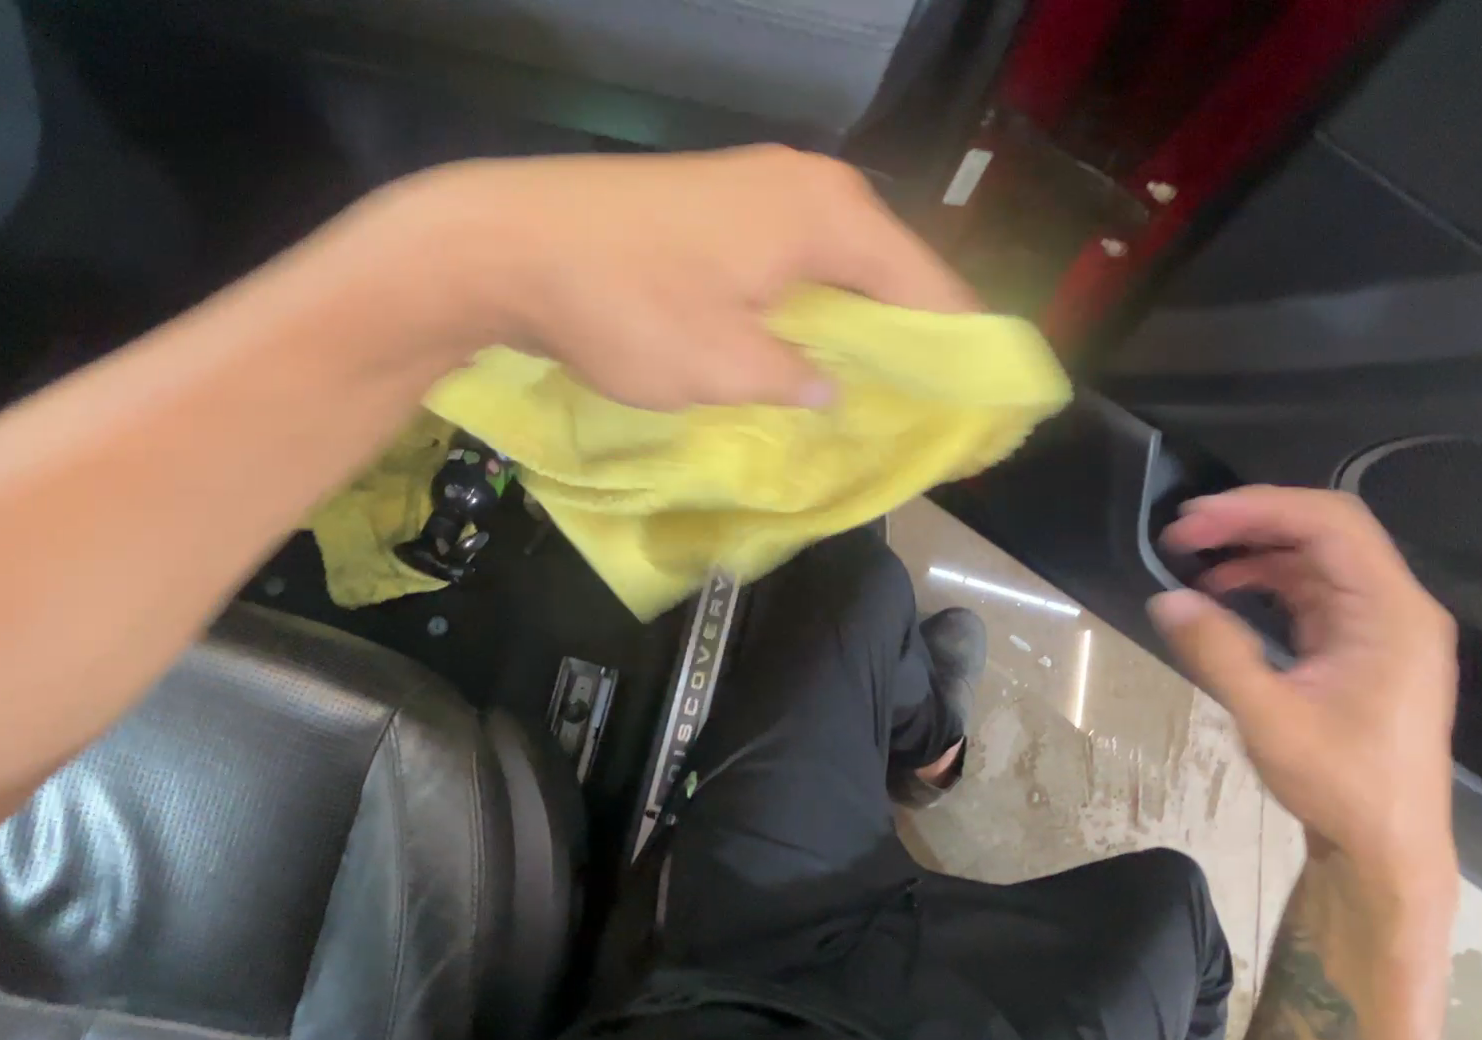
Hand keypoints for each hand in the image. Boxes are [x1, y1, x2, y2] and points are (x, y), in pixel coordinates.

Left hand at [361, 145, 978, 410]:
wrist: (507, 244)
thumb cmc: (627, 306)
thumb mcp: (724, 368)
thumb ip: (797, 381)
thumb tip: (832, 388)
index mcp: (832, 217)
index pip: (929, 288)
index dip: (957, 352)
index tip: (975, 410)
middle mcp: (811, 188)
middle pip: (890, 272)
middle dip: (909, 342)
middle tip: (923, 410)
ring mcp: (762, 188)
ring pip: (840, 268)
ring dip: (858, 327)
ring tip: (874, 392)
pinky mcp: (722, 204)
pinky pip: (796, 261)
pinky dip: (813, 308)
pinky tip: (809, 351)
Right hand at [1146, 486, 1457, 879]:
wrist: (1386, 847)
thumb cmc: (1342, 786)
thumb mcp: (1270, 720)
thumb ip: (1218, 654)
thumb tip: (1166, 599)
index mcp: (1391, 614)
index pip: (1330, 524)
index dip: (1257, 510)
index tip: (1191, 526)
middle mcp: (1393, 607)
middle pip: (1324, 529)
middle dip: (1250, 519)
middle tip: (1182, 534)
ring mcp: (1378, 625)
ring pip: (1314, 555)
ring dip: (1252, 547)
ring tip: (1192, 559)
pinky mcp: (1358, 644)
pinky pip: (1309, 588)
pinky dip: (1261, 578)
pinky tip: (1220, 593)